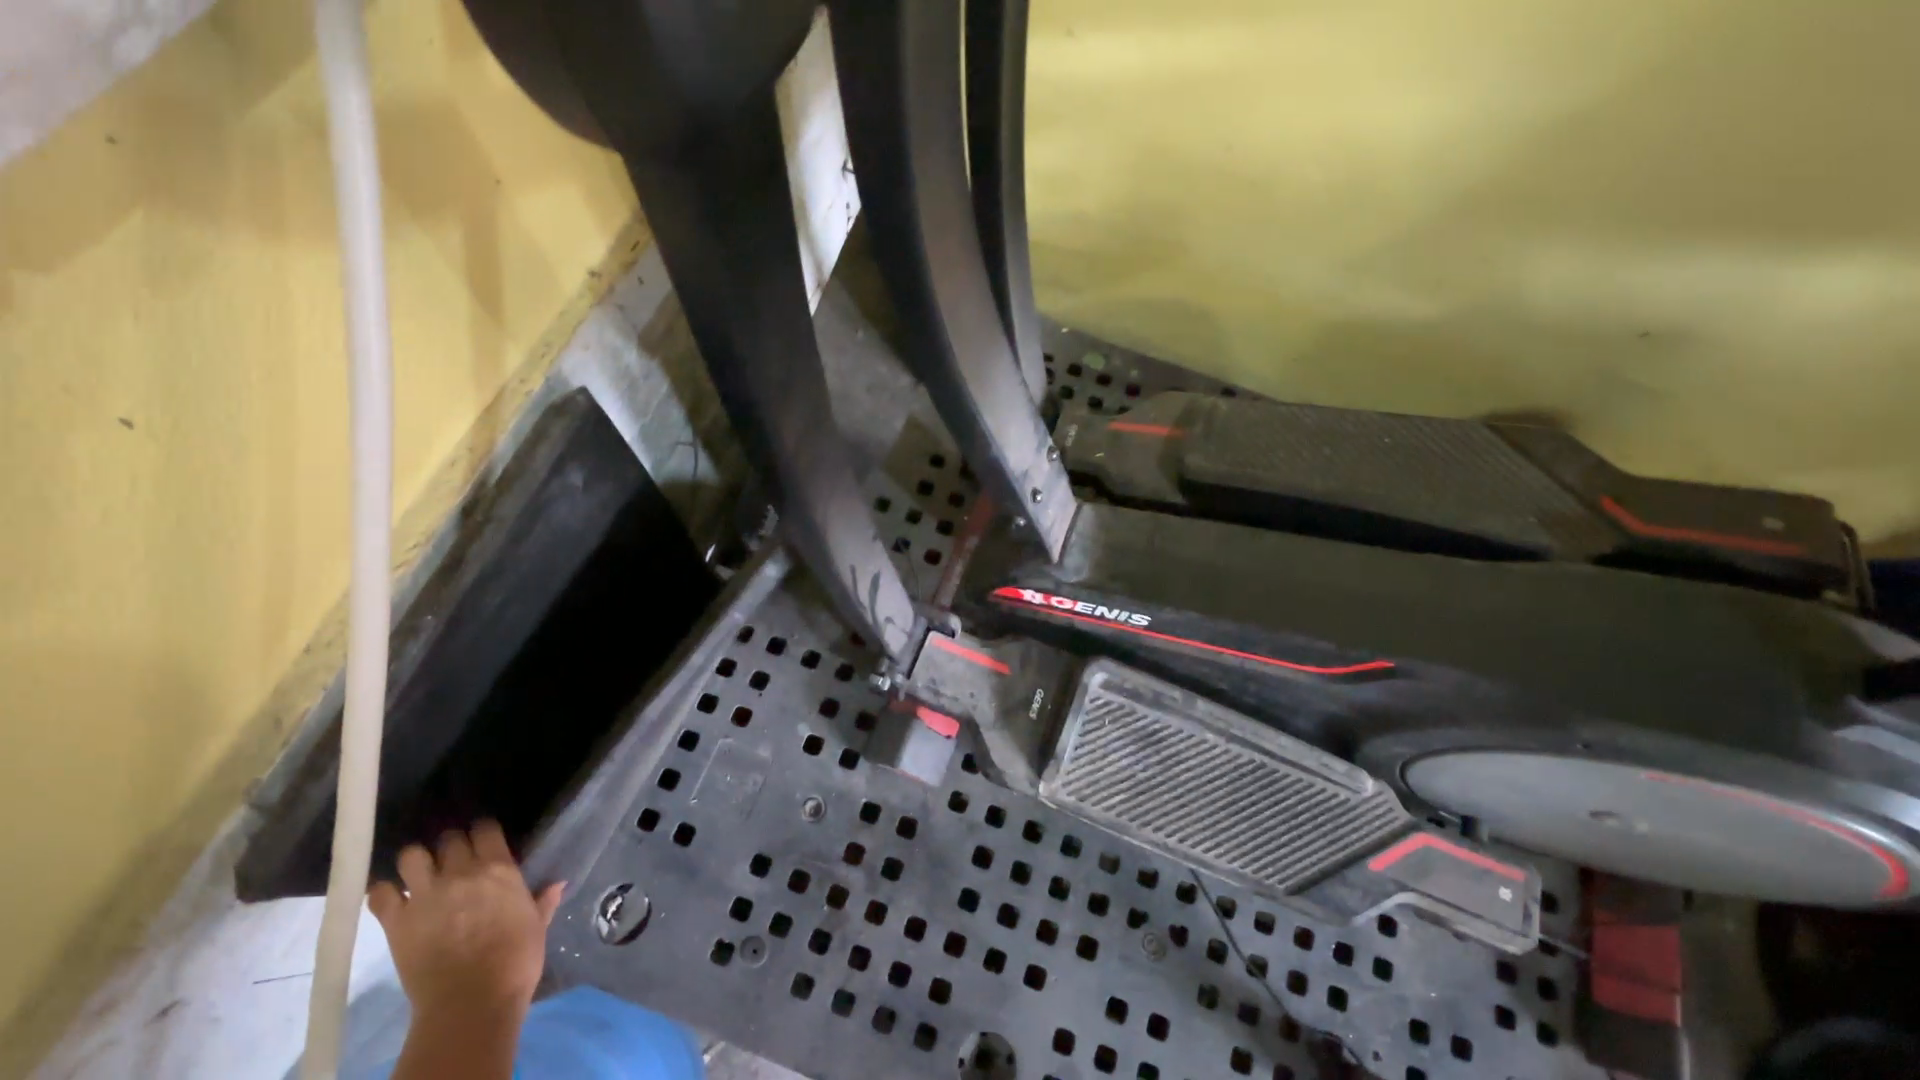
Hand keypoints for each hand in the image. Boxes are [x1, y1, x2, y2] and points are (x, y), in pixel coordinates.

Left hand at [368, 820, 564, 1027]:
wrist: (473, 1001)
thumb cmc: (516, 962)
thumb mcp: (537, 927)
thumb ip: (543, 901)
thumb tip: (558, 883)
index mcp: (499, 869)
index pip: (485, 829)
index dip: (482, 831)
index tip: (483, 840)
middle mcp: (460, 872)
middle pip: (448, 838)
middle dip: (450, 845)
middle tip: (452, 860)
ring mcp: (426, 894)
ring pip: (412, 855)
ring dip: (416, 861)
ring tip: (420, 874)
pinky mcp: (397, 920)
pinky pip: (380, 892)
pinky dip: (383, 892)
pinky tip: (392, 899)